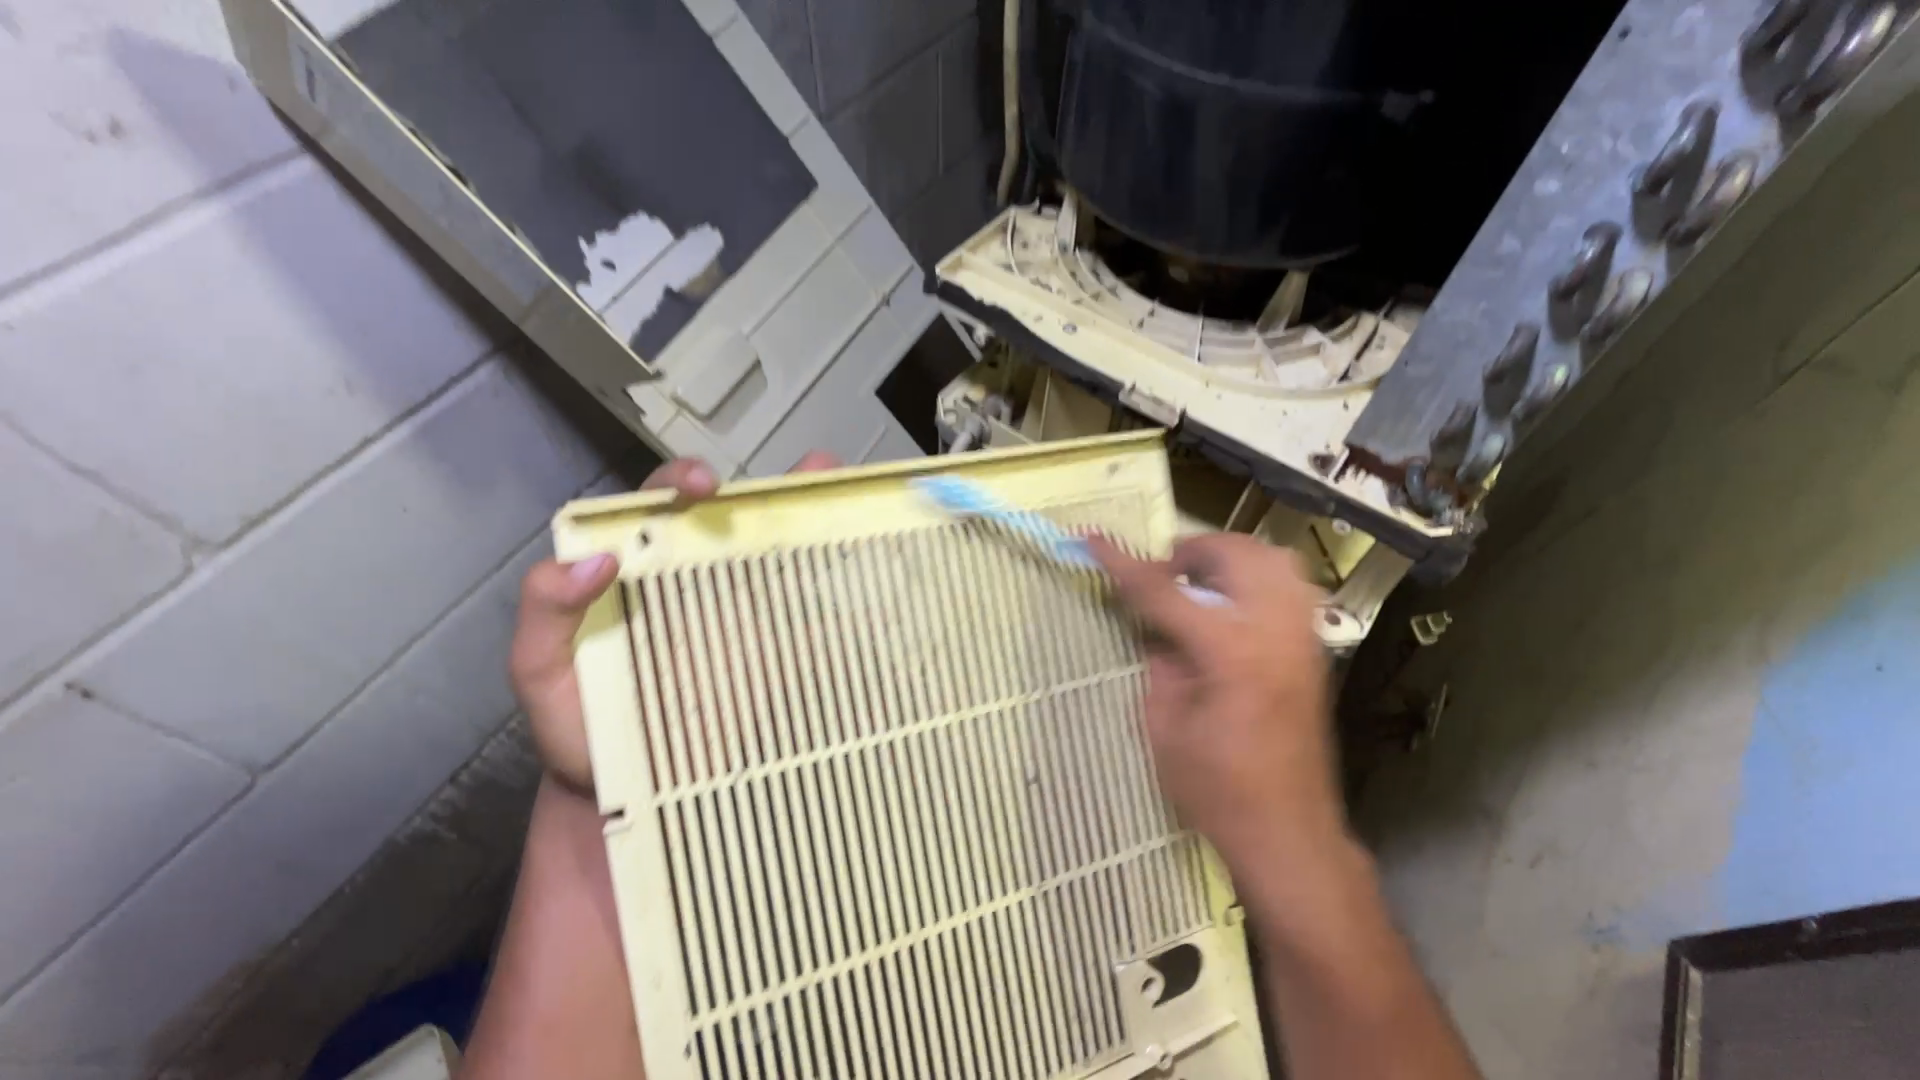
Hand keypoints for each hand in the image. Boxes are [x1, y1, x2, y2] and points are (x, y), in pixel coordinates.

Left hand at [509, 452, 840, 791]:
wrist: (623, 791)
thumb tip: (598, 561)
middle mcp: (688, 580)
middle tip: (784, 489)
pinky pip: (797, 611)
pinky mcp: (768, 652)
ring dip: (806, 511)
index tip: (703, 487)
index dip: (679, 484)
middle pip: (727, 519)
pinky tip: (860, 558)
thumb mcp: (540, 669)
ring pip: (770, 553)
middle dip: (761, 490)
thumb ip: (546, 612)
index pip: (657, 507)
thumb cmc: (579, 725)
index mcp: (633, 570)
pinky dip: (829, 580)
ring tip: (834, 486)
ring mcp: (734, 614)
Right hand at [1089, 533, 1347, 869]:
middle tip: (1161, 580)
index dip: (1121, 564)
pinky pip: (1291, 586)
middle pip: (1231, 553)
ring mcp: (1302, 636)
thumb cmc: (1217, 790)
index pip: (1163, 591)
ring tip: (1200, 586)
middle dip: (1187, 554)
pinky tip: (1234, 609)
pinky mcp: (1314, 649)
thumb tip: (1154, 626)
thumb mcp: (1162, 727)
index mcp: (1228, 651)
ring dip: (1228, 560)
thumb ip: (1157, 662)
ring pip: (1271, 559)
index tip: (1090, 538)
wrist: (1290, 830)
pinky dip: (1258, 579)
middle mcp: (1274, 629)